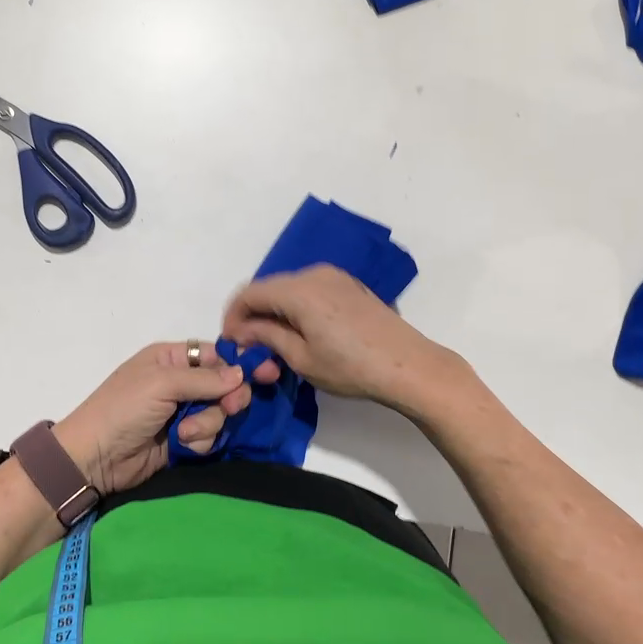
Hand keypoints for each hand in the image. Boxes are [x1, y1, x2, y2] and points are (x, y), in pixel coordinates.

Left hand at [53, 342, 281, 494]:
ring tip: (185, 433)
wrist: (96, 457)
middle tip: (230, 407)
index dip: (240, 363)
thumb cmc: (123, 408)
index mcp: (170, 358)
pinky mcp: (184, 441)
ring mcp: (182, 412)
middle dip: (227, 398)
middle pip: (224, 385)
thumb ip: (204, 379)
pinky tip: (184, 446)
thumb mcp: (161, 384)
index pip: (215, 354)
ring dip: (208, 424)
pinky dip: (201, 441)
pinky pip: (210, 436)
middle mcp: (179, 382)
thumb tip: (241, 374)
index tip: (268, 372)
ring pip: (220, 413)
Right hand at [220, 264, 480, 424]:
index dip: (233, 316)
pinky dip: (295, 309)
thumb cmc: (351, 368)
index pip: (249, 293)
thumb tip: (242, 330)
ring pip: (288, 290)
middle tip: (251, 349)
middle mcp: (314, 275)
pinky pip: (309, 292)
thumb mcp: (301, 359)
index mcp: (298, 290)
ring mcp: (335, 278)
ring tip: (275, 346)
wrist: (410, 367)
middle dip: (253, 317)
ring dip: (274, 313)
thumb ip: (266, 336)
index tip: (231, 342)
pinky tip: (300, 335)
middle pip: (268, 289)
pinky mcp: (349, 287)